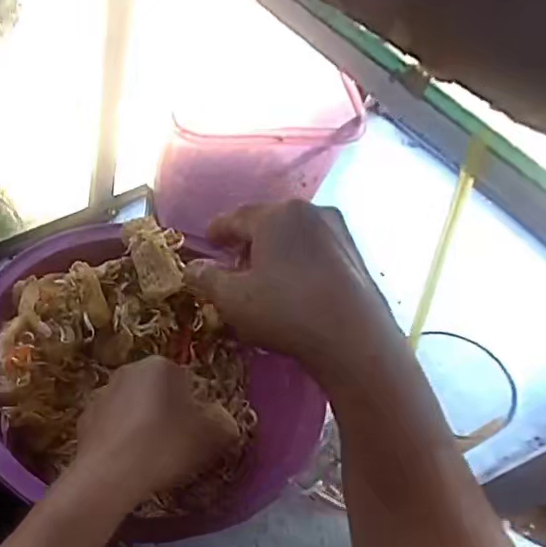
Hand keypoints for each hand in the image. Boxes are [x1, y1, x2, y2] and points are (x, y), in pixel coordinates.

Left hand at [68, 356, 239, 506]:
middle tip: (175, 445)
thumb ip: (223, 422)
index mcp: (158, 365)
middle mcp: (125, 372)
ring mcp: (99, 396)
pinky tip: (126, 463)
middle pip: (155, 394)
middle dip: (165, 414)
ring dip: (140, 427)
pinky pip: (110, 430)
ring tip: (150, 458)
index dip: (195, 408)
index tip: (196, 433)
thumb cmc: (166, 446)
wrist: (111, 475)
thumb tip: (222, 421)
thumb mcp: (212, 436)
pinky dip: (119, 442)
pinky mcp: (82, 423)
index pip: (185, 381)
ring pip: (130, 411)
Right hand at [185, 200, 393, 365]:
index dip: (215, 232)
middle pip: (266, 224)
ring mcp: (337, 231)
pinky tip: (289, 290)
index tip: (206, 243)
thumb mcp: (230, 298)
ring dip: (272, 255)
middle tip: (231, 267)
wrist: (351, 334)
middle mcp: (308, 211)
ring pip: (291, 238)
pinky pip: (312, 253)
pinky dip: (294, 265)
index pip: (234, 218)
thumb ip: (206, 279)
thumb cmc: (282, 309)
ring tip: (260, 282)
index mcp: (274, 215)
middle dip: (245, 244)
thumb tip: (192, 268)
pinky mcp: (353, 254)